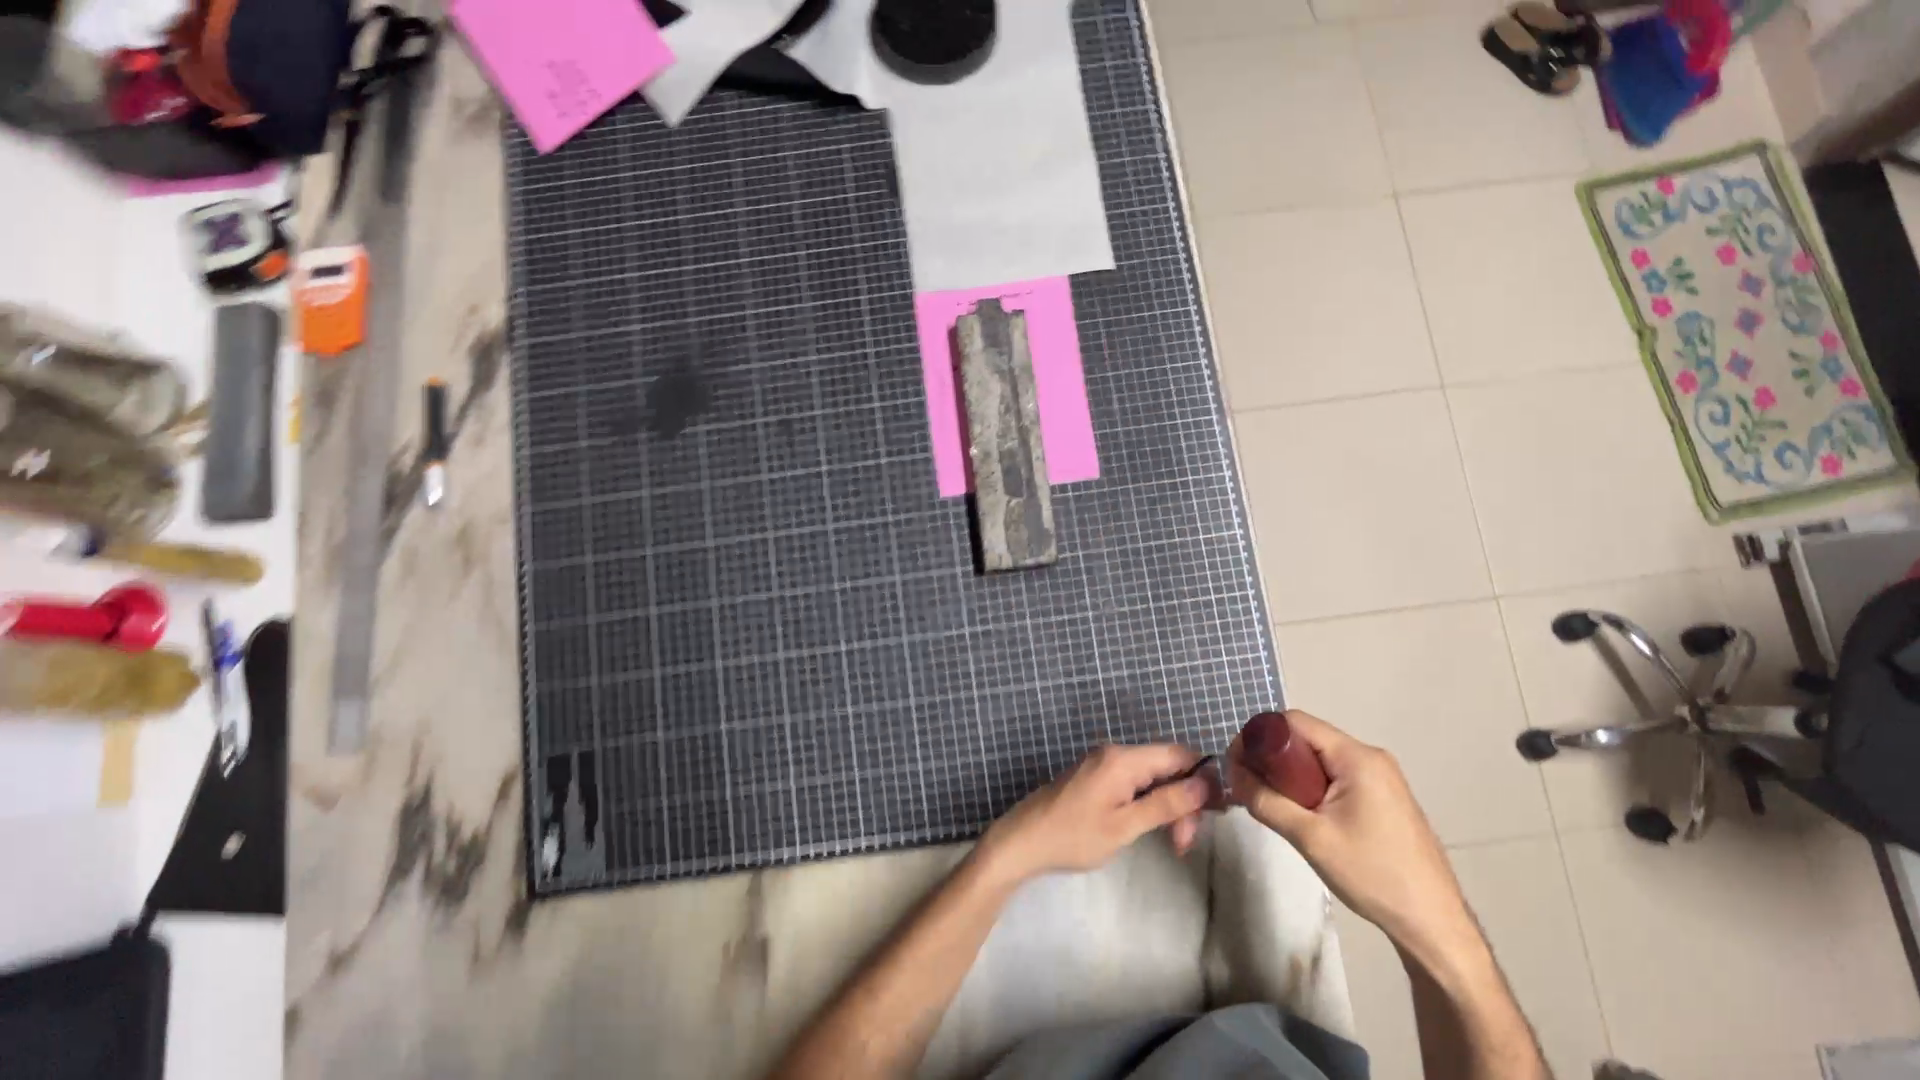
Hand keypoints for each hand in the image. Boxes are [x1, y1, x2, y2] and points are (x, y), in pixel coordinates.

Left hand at [977, 744, 1213, 884]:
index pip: (1179, 754)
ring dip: (1168, 806)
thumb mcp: (1125, 825)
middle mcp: (1115, 753)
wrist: (1022, 842)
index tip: (1216, 813)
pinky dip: (1149, 804)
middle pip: (1167, 767)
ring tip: (1173, 844)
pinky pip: (1134, 783)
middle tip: (1184, 842)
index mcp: (1123, 759)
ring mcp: (1103, 764)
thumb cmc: (1073, 836)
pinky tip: (1153, 828)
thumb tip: (1206, 784)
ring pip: (1152, 778)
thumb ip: (1166, 804)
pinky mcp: (1096, 778)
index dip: (1204, 779)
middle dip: (1184, 801)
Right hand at [1227, 711, 1478, 966]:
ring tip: (1273, 807)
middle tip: (1250, 788)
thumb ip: (1266, 802)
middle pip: (1308, 740)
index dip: (1259, 736)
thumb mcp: (1309, 838)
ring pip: (1321, 762)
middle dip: (1273, 760)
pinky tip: (1303, 818)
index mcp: (1357, 758)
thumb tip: (1233, 775)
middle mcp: (1371, 758)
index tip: (1236, 763)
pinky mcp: (1384, 798)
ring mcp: (1381, 779)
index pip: (1296, 723)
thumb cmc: (1371, 874)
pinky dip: (1312, 789)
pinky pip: (1337, 779)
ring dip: (1292, 778)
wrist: (1431, 921)